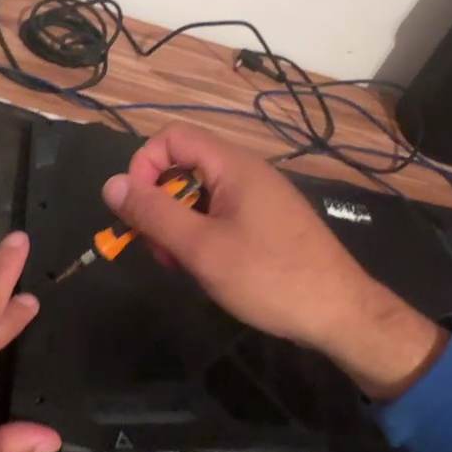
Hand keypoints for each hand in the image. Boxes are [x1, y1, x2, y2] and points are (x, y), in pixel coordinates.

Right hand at [102, 123, 445, 400]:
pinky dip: (202, 237)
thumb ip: (153, 213)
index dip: (144, 166)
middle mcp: (246, 172)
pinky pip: (220, 215)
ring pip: (199, 197)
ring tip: (185, 266)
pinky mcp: (267, 222)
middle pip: (183, 167)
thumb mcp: (201, 248)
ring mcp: (259, 198)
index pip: (172, 137)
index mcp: (233, 165)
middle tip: (160, 249)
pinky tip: (208, 270)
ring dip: (179, 227)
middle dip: (159, 205)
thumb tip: (111, 183)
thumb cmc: (268, 277)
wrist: (341, 314)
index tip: (136, 209)